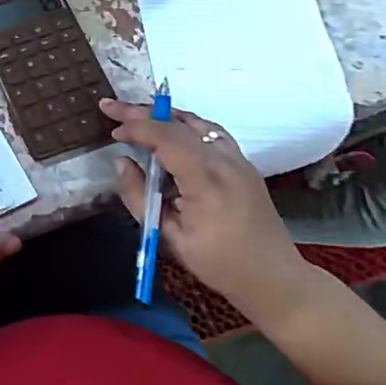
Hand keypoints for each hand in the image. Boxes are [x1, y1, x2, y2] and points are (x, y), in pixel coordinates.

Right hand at [101, 99, 318, 312]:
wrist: (274, 278)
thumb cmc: (219, 264)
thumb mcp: (170, 237)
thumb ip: (140, 197)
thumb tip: (122, 162)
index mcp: (207, 180)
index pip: (167, 138)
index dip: (137, 128)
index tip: (112, 130)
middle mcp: (226, 161)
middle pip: (180, 123)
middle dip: (143, 113)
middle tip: (111, 106)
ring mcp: (239, 160)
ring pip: (198, 123)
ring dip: (165, 116)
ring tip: (137, 115)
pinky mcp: (244, 165)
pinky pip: (211, 133)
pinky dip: (186, 125)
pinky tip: (171, 132)